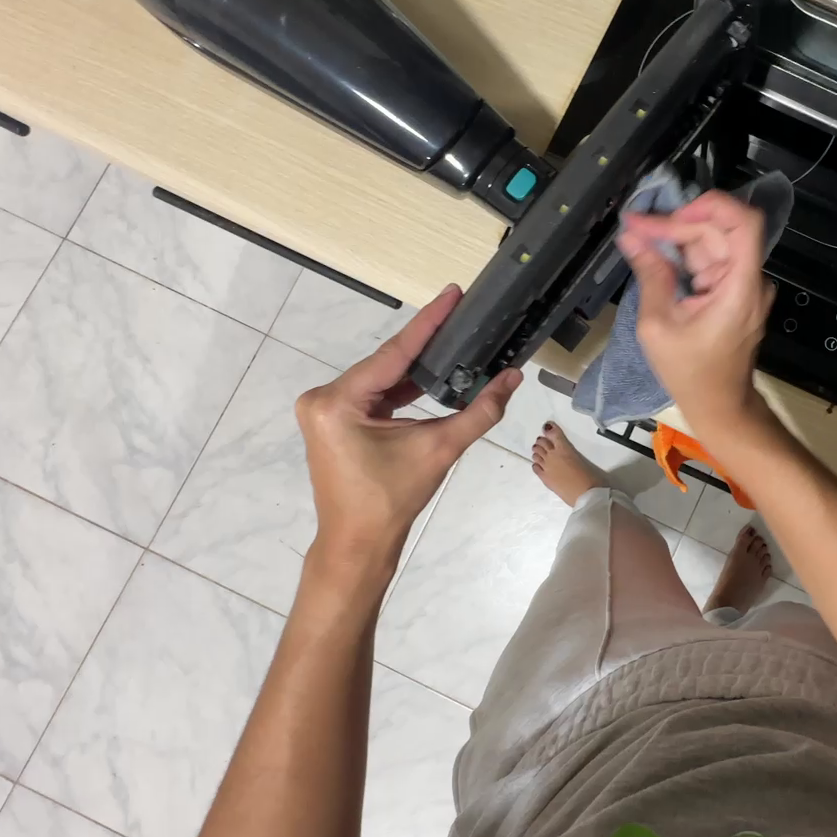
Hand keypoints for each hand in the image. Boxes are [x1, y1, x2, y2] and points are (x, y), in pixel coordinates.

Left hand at [294, 285, 521, 577]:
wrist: (359, 544)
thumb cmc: (393, 499)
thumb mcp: (440, 449)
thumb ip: (480, 411)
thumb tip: (514, 377)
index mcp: (338, 401)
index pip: (394, 352)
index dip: (429, 322)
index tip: (452, 293)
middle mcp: (323, 397)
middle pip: (386, 362)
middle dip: (425, 341)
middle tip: (460, 311)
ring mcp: (326, 409)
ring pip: (382, 378)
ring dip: (416, 365)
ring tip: (453, 337)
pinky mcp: (335, 420)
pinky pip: (376, 393)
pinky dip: (404, 387)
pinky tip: (433, 373)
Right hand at [617, 190, 774, 434]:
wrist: (719, 406)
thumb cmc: (690, 374)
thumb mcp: (658, 326)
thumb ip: (650, 276)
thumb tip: (631, 237)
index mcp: (740, 287)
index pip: (744, 222)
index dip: (710, 207)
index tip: (671, 215)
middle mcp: (751, 280)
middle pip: (720, 232)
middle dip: (678, 225)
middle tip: (636, 227)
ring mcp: (745, 286)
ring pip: (714, 244)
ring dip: (678, 239)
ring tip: (639, 237)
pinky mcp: (735, 293)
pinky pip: (712, 262)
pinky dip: (686, 256)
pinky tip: (657, 255)